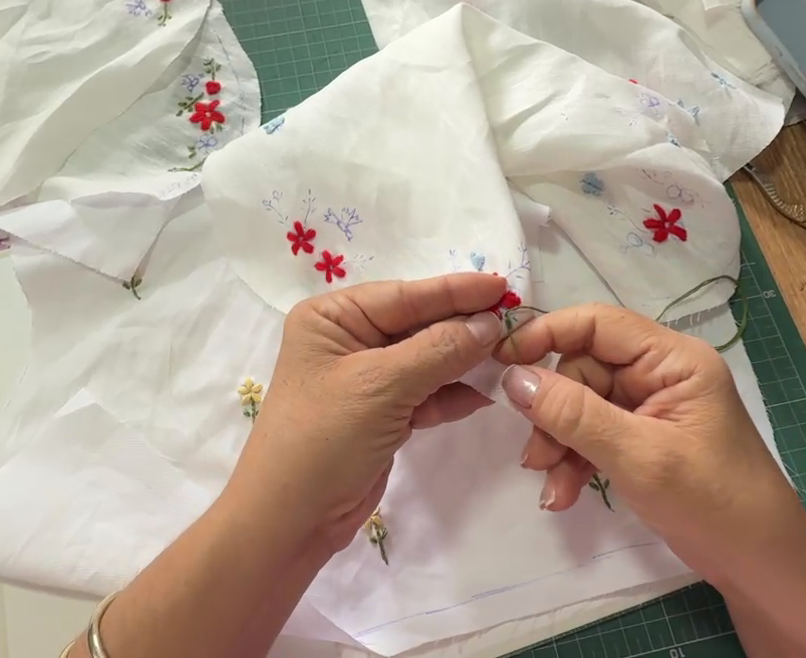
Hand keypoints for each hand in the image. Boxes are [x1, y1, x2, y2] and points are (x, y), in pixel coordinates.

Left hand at [224, 273, 508, 558]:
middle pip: (417, 324)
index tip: (502, 284)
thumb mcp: (381, 386)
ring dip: (463, 361)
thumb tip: (490, 323)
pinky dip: (451, 395)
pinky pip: (424, 393)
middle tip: (515, 318)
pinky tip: (484, 395)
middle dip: (463, 325)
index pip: (403, 295)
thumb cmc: (324, 437)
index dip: (454, 290)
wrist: (290, 522)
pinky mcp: (381, 414)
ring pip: (425, 359)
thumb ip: (438, 350)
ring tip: (509, 354)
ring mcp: (365, 378)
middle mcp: (347, 339)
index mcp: (332, 316)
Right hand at [495, 305, 805, 588]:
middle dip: (552, 410)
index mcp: (672, 358)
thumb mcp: (639, 457)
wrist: (765, 576)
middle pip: (581, 367)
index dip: (545, 335)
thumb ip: (573, 413)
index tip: (502, 362)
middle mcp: (659, 371)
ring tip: (548, 483)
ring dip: (558, 440)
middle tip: (533, 453)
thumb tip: (511, 378)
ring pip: (580, 402)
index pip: (596, 323)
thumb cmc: (714, 504)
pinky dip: (573, 458)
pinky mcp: (642, 436)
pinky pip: (592, 431)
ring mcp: (650, 404)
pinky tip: (563, 493)